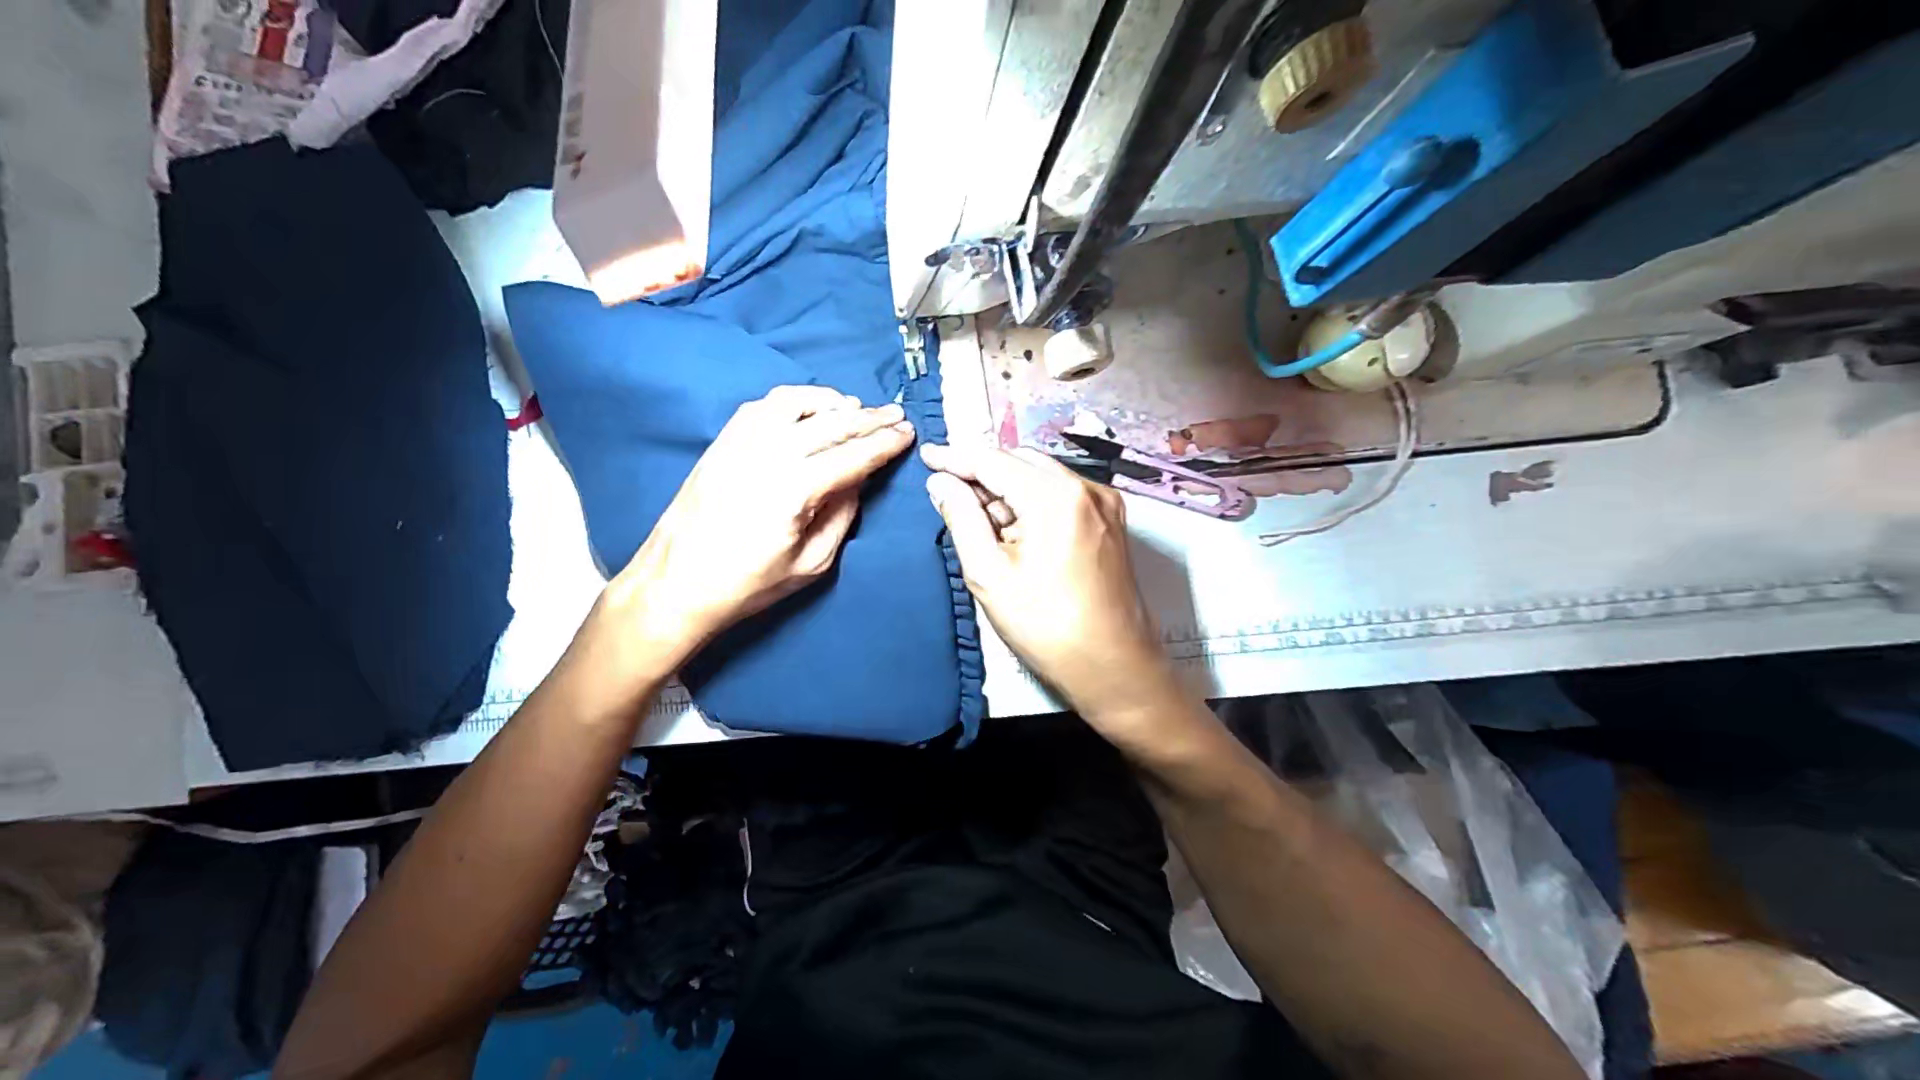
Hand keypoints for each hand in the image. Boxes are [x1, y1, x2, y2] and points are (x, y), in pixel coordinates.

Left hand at [599, 386, 914, 673]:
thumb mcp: (811, 563)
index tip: (908, 433)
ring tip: (856, 409)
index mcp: (794, 489)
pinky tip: (810, 410)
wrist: (676, 582)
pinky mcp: (723, 441)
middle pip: (832, 423)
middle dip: (870, 418)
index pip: (853, 455)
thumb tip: (859, 478)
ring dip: (833, 402)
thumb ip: (842, 516)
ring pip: (797, 403)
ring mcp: (741, 441)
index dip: (885, 443)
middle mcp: (769, 453)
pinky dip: (795, 400)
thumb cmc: (747, 584)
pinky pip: (764, 405)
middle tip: (895, 414)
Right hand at [920, 443, 1185, 738]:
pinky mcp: (1110, 520)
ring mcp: (1104, 503)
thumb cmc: (1047, 627)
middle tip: (949, 496)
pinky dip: (1033, 500)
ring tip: (982, 523)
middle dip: (982, 473)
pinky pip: (1062, 493)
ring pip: (1042, 475)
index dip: (955, 457)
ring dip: (1007, 488)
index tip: (927, 456)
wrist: (1113, 666)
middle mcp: (1086, 488)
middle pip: (1020, 462)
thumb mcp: (988, 574)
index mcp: (1055, 497)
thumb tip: (942, 484)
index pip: (994, 460)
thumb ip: (961, 519)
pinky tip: (1017, 530)